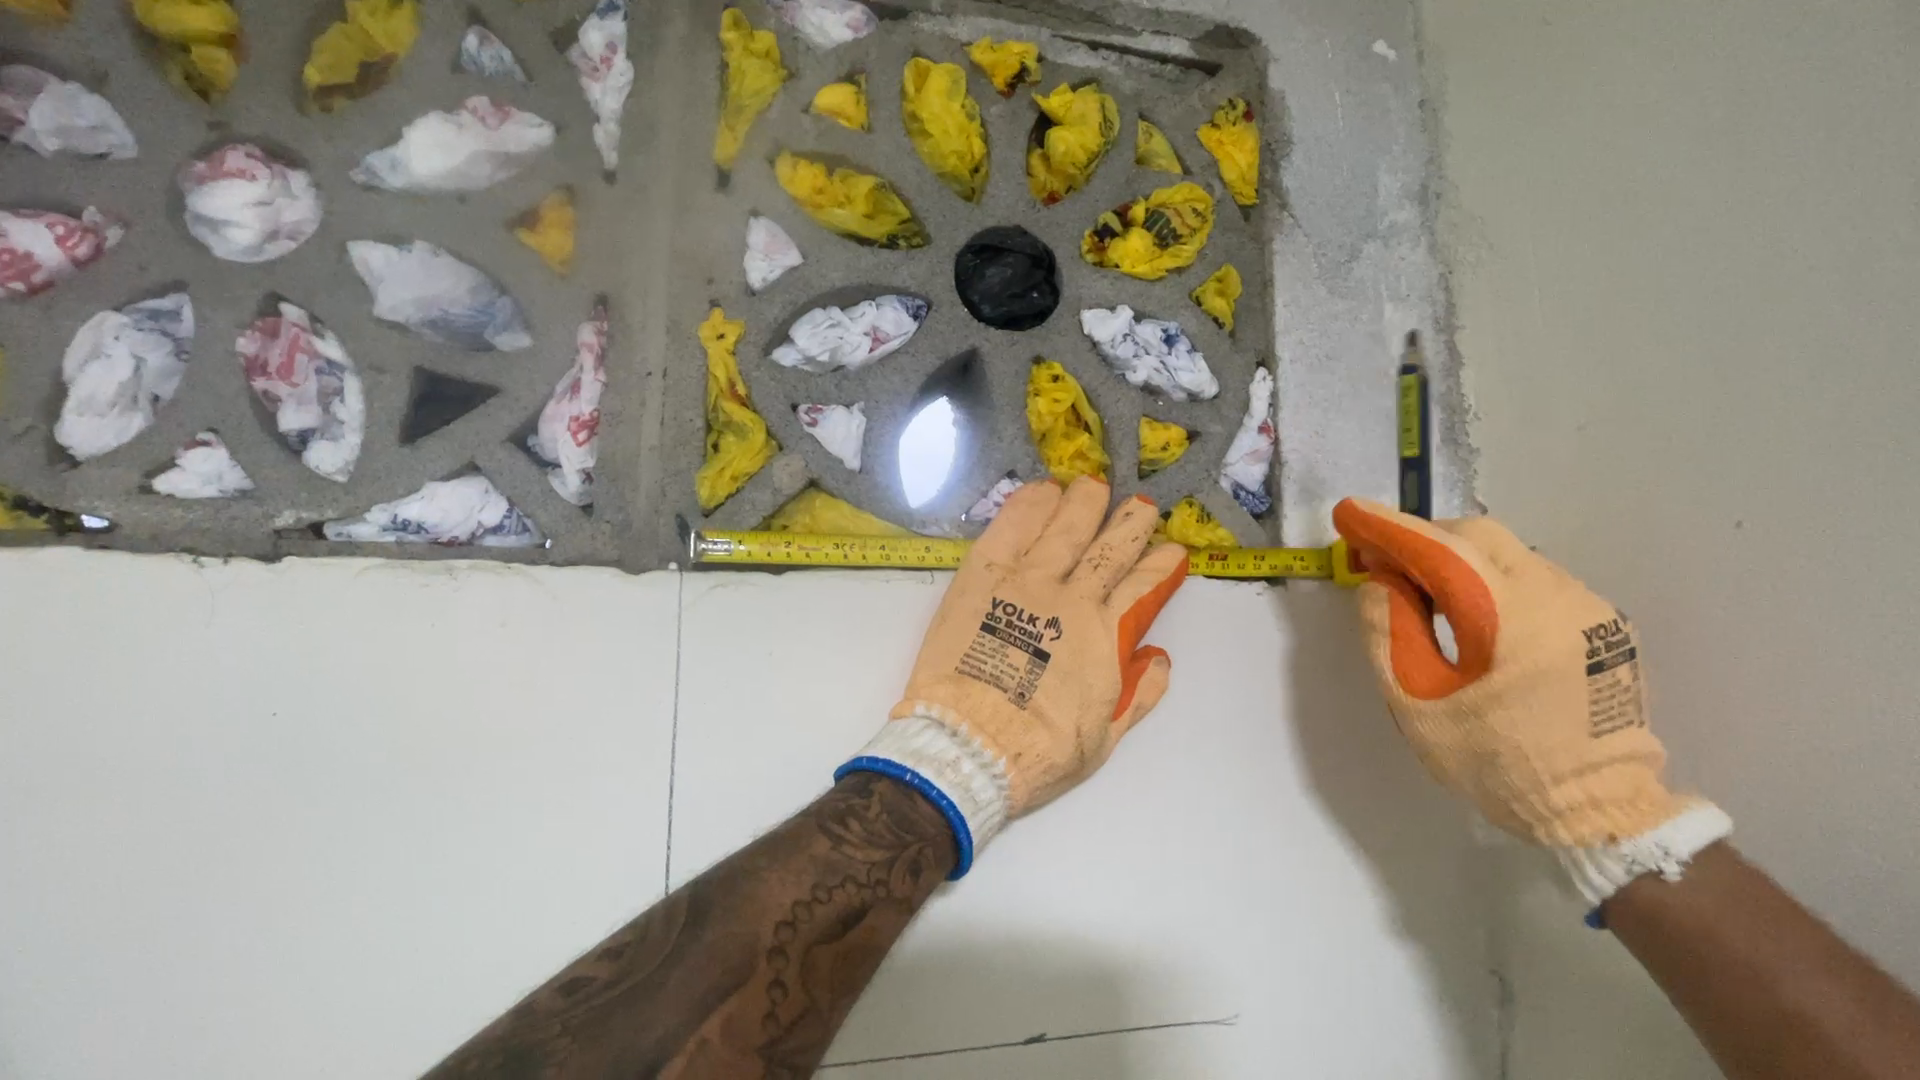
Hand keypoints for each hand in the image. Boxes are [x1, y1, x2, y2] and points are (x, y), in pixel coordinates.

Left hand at [838, 477, 1189, 875]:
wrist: (969, 745)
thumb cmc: (1039, 752)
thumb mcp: (1104, 738)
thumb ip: (1139, 694)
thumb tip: (1161, 659)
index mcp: (1105, 637)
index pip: (1143, 588)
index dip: (1161, 566)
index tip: (1172, 550)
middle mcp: (1071, 599)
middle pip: (1108, 549)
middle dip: (1130, 523)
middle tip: (1141, 504)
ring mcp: (1025, 583)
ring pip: (1063, 528)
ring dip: (1083, 503)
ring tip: (1093, 486)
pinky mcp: (981, 578)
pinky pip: (1009, 530)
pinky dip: (1028, 507)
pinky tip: (1042, 491)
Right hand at [1332, 498, 1729, 901]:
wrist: (1597, 812)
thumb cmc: (1495, 762)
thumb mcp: (1417, 703)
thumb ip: (1389, 631)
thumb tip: (1381, 581)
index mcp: (1513, 617)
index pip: (1440, 550)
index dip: (1388, 528)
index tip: (1348, 513)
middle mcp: (1560, 597)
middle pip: (1480, 538)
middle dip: (1424, 540)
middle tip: (1382, 563)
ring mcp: (1589, 608)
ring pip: (1509, 556)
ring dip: (1458, 561)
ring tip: (1424, 597)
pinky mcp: (1603, 624)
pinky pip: (1535, 581)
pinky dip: (1492, 582)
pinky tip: (1474, 619)